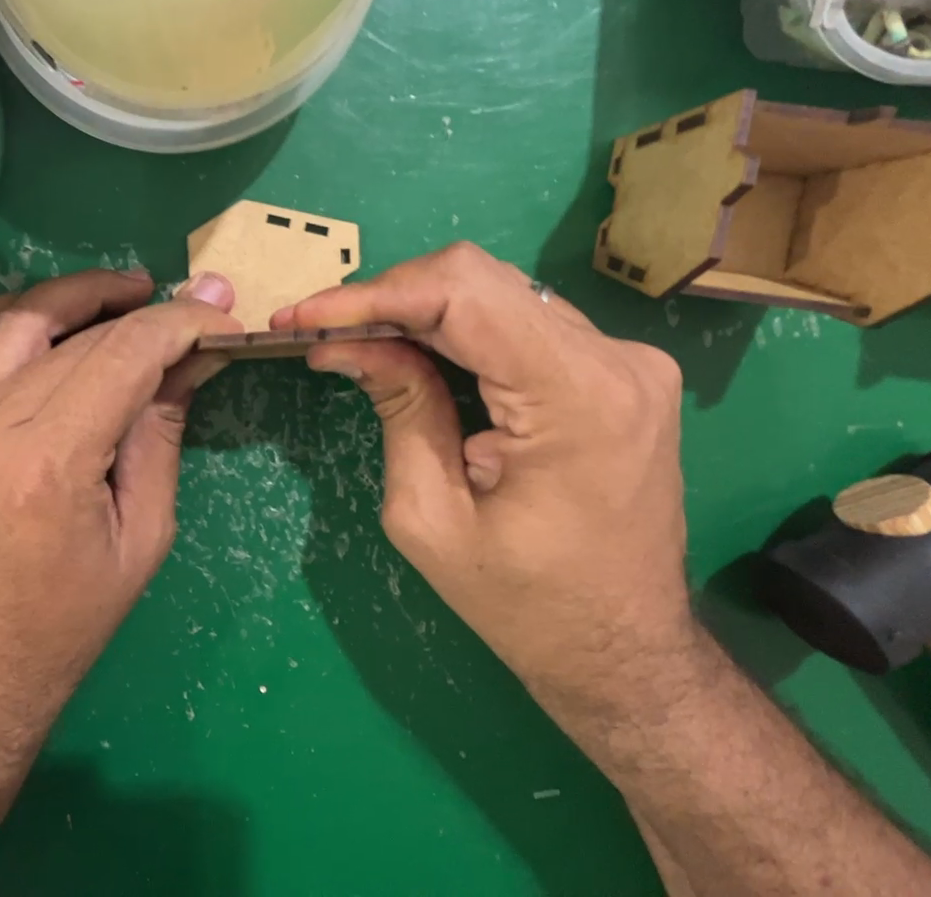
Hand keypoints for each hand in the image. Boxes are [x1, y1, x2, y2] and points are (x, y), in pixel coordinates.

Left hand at [0, 268, 240, 756]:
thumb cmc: (62, 627)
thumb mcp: (140, 538)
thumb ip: (158, 438)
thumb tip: (186, 365)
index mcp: (51, 459)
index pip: (126, 353)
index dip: (181, 325)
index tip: (221, 319)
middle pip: (75, 332)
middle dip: (140, 309)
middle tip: (186, 305)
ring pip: (11, 319)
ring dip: (71, 295)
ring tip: (120, 295)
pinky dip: (6, 318)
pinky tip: (43, 322)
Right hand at [272, 243, 693, 711]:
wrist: (622, 650)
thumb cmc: (523, 603)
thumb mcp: (430, 516)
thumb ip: (398, 409)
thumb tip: (348, 343)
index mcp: (576, 398)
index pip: (463, 295)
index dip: (372, 294)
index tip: (304, 316)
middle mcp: (615, 360)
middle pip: (479, 280)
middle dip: (387, 297)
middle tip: (319, 329)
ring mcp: (626, 361)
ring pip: (498, 293)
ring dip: (417, 310)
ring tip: (352, 338)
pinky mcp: (618, 372)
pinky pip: (520, 322)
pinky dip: (456, 330)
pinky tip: (408, 351)